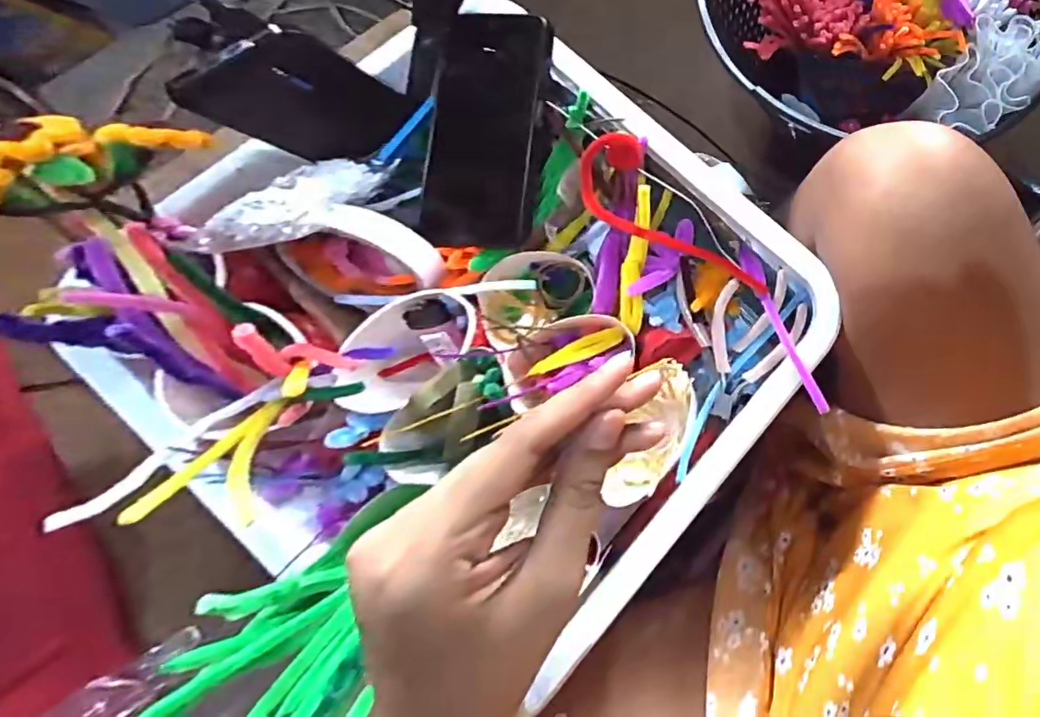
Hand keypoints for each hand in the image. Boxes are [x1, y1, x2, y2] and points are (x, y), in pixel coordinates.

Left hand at [349, 352, 663, 716]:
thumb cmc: (501, 671)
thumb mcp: (554, 583)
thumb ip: (579, 494)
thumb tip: (611, 419)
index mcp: (422, 552)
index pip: (512, 452)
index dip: (575, 402)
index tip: (624, 368)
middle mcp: (395, 529)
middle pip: (509, 452)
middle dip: (583, 418)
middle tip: (644, 390)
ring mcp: (396, 529)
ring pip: (502, 463)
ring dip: (570, 442)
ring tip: (634, 421)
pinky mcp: (411, 531)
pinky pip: (489, 484)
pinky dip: (541, 468)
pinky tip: (589, 451)